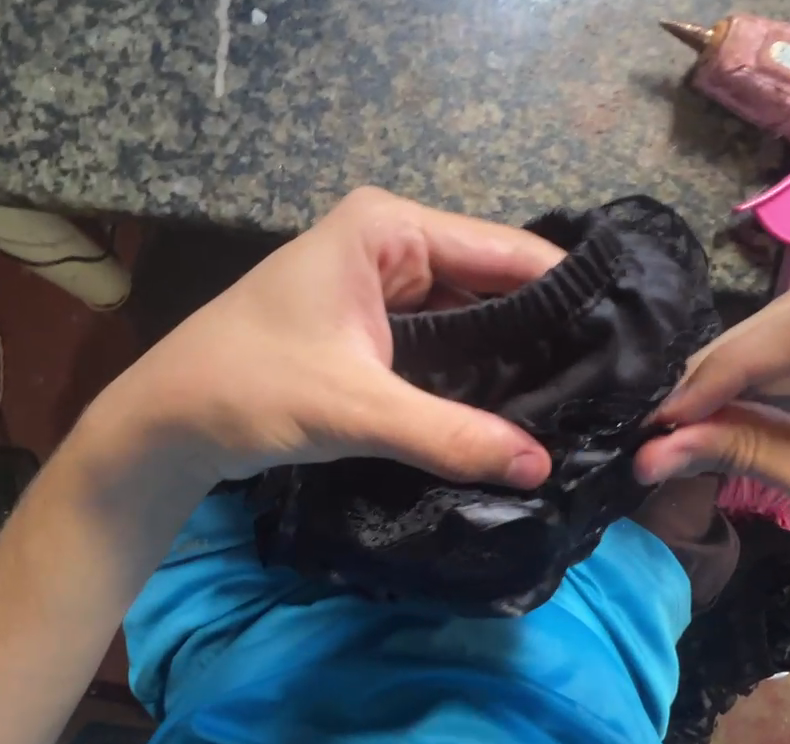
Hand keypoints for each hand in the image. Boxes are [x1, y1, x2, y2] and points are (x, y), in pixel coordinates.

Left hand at [85, 188, 561, 488]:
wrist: (168, 423)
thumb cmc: (250, 390)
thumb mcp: (356, 408)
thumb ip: (451, 435)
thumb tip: (539, 468)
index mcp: (386, 228)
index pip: (503, 251)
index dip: (563, 299)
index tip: (621, 346)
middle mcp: (386, 246)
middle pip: (486, 286)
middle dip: (536, 337)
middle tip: (602, 389)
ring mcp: (374, 289)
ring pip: (462, 322)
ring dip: (502, 363)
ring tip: (570, 406)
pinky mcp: (364, 332)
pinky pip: (434, 348)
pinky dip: (464, 378)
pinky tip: (505, 414)